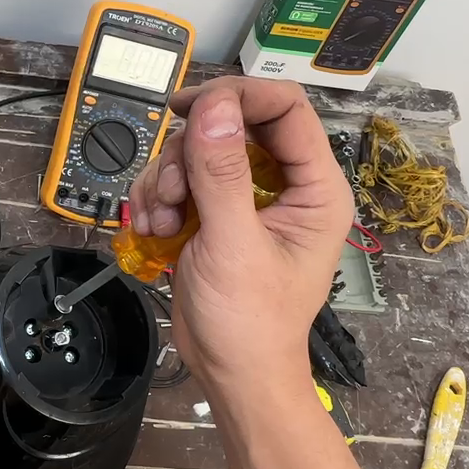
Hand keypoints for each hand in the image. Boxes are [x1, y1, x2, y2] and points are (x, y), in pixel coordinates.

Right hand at [127, 77, 353, 393]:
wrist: (231, 372)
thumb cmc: (249, 321)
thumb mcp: (234, 245)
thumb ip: (222, 174)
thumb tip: (214, 106)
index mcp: (314, 187)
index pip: (284, 108)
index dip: (238, 96)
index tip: (187, 108)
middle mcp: (282, 184)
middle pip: (230, 126)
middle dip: (188, 154)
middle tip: (171, 194)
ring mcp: (243, 198)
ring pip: (195, 152)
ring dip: (166, 182)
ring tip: (161, 224)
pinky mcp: (211, 214)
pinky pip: (177, 180)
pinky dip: (157, 200)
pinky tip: (154, 232)